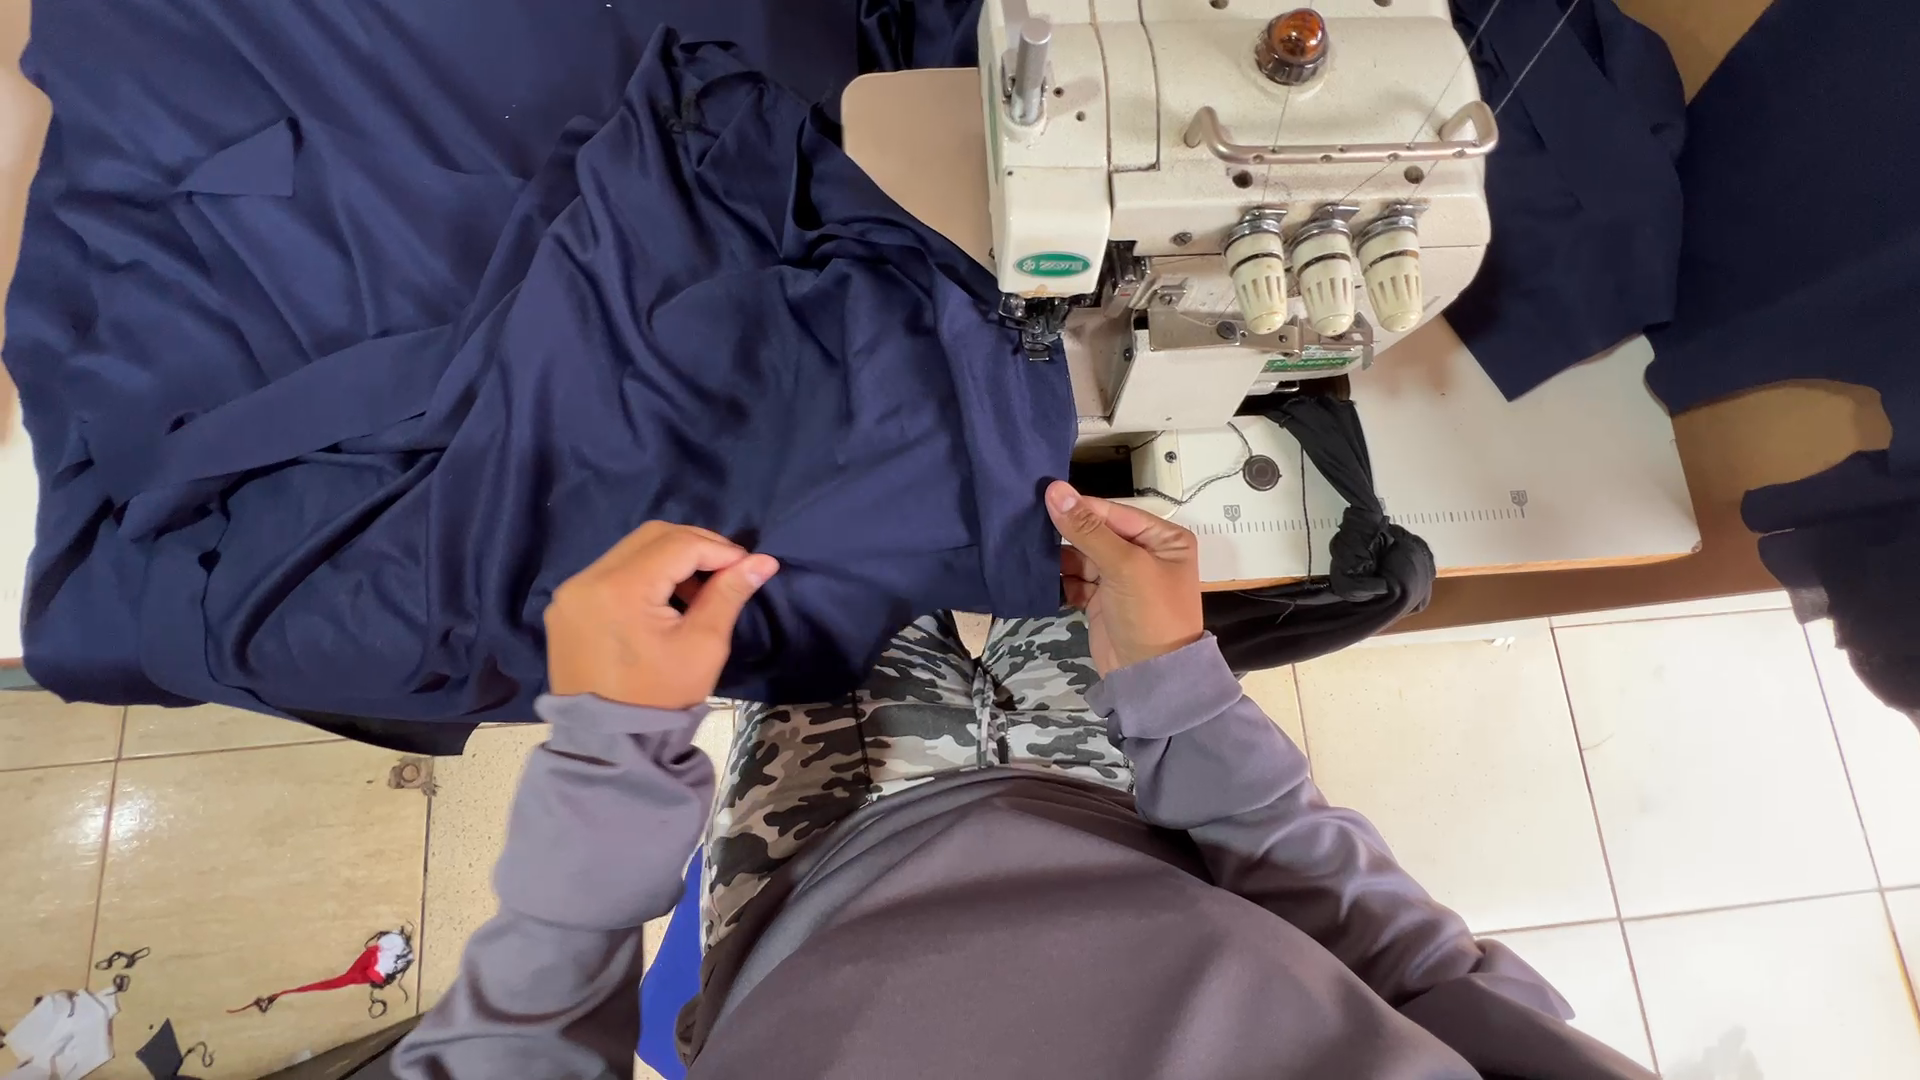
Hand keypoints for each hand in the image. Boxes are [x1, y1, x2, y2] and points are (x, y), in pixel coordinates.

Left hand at [544, 522, 778, 708]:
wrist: (608, 743)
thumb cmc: (662, 695)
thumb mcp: (704, 644)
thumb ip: (729, 593)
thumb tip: (764, 560)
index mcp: (621, 589)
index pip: (679, 545)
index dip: (720, 549)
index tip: (748, 565)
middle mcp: (588, 579)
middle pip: (652, 536)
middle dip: (697, 545)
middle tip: (727, 568)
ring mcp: (572, 592)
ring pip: (632, 549)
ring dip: (671, 557)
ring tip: (699, 586)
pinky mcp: (567, 605)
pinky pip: (612, 570)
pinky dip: (646, 572)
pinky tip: (667, 598)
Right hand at [1045, 481, 1203, 674]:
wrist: (1151, 678)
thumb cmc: (1150, 614)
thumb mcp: (1123, 566)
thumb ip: (1087, 529)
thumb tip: (1055, 489)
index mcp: (1162, 538)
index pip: (1113, 513)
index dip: (1079, 507)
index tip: (1039, 496)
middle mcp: (1143, 553)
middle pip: (1096, 532)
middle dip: (1065, 532)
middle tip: (1025, 522)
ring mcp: (1121, 577)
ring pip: (1081, 556)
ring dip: (1057, 557)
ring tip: (1026, 550)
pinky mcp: (1102, 599)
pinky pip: (1075, 579)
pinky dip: (1059, 579)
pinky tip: (1037, 574)